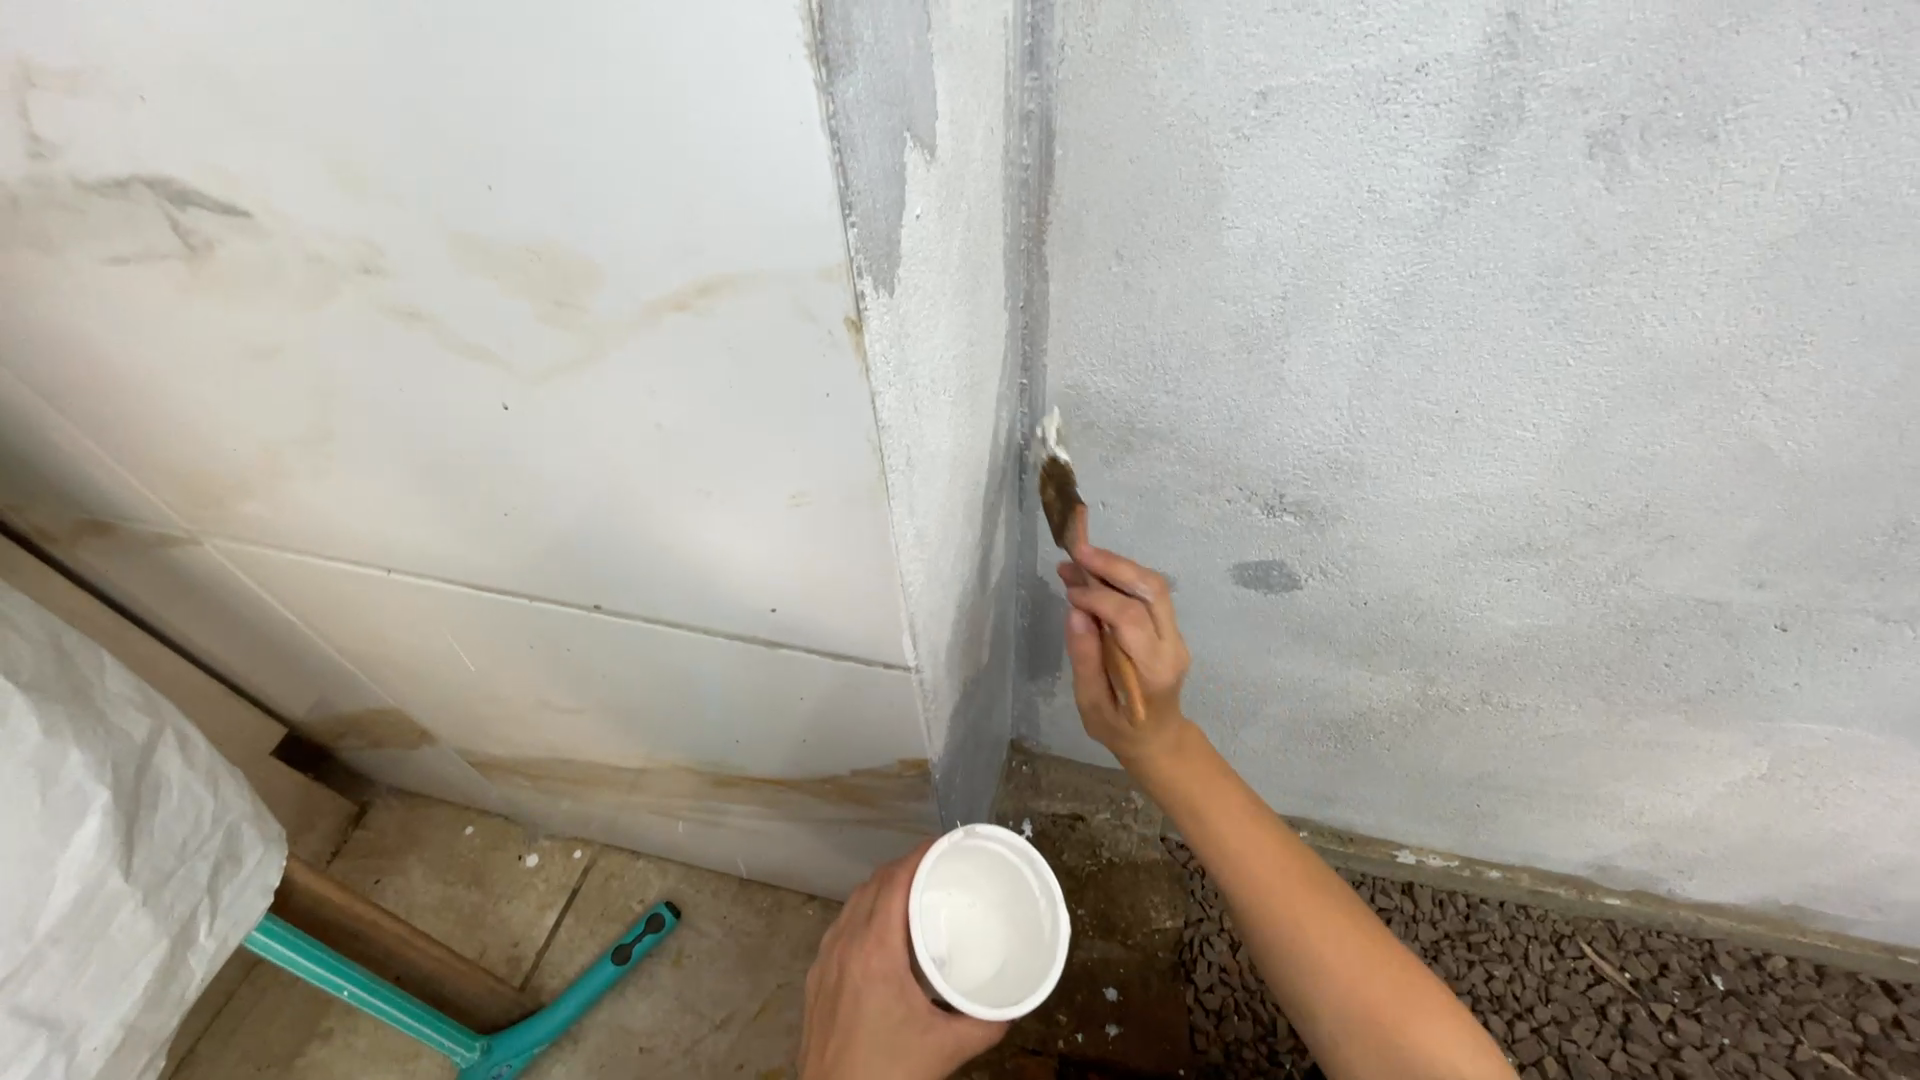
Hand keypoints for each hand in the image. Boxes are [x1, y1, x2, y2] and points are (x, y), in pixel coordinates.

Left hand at [798, 841, 1007, 1079]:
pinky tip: (881, 932)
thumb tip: (1012, 1008)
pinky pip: (840, 927)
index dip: (918, 855)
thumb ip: (985, 1024)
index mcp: (875, 950)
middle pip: (873, 885)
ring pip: (853, 904)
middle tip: (937, 869)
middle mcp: (844, 944)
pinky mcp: (816, 978)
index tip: (944, 845)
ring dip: (882, 889)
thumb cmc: (888, 1073)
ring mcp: (825, 960)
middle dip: (905, 868)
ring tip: (912, 894)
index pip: (894, 881)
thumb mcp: (945, 1049)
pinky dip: (862, 914)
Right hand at [1057, 507, 1192, 769]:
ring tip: (1081, 559)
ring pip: (1154, 585)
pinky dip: (1122, 577)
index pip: (1130, 617)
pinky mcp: (1169, 628)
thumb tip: (1076, 612)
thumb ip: (1085, 659)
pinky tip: (1095, 574)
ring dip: (1118, 566)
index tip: (1070, 592)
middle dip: (1114, 565)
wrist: (1157, 740)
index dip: (1098, 598)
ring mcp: (1175, 635)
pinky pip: (1150, 594)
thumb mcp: (1091, 705)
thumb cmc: (1119, 729)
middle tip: (1077, 553)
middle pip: (1152, 589)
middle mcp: (1171, 646)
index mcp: (1153, 670)